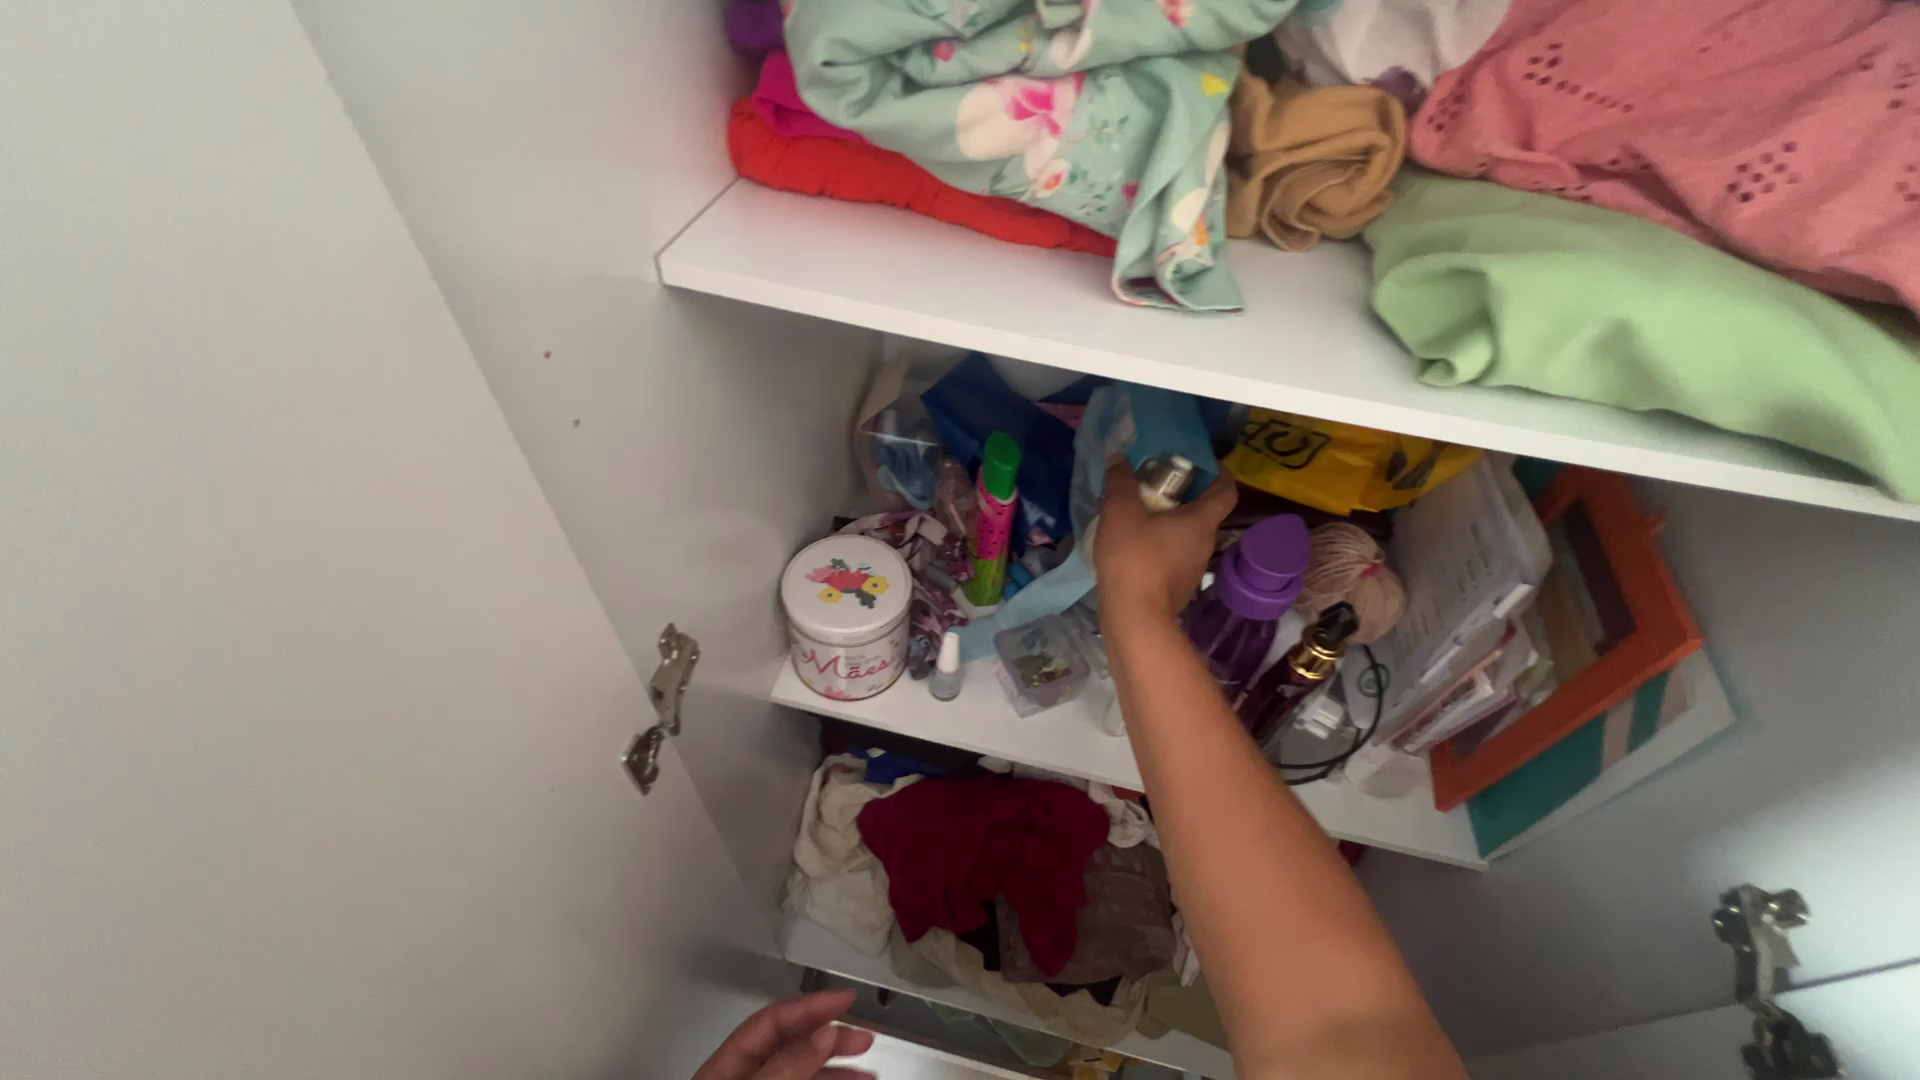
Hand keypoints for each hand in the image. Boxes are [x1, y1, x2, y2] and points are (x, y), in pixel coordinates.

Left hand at [691, 990, 875, 1079]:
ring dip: (838, 1073)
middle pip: (792, 1048)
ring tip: (871, 1074)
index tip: (847, 998)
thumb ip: (787, 1064)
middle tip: (867, 1039)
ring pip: (803, 1077)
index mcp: (725, 1068)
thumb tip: (825, 1030)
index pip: (773, 1022)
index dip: (810, 1006)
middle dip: (832, 1040)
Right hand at [1093, 456, 1236, 624]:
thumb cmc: (1134, 558)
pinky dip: (1159, 548)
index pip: (1225, 492)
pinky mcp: (1178, 590)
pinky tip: (1133, 549)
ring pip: (1185, 538)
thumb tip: (1118, 458)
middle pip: (1202, 515)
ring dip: (1168, 525)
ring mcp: (1193, 571)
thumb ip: (1120, 483)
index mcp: (1200, 522)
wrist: (1134, 617)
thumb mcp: (1120, 512)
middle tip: (1156, 488)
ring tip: (1138, 518)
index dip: (1220, 474)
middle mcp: (1205, 545)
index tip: (1206, 464)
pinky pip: (1172, 559)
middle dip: (1183, 499)